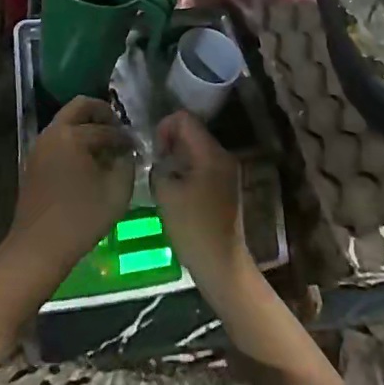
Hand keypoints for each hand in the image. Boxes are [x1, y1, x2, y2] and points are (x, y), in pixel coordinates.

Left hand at [8, 97, 134, 269]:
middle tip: (119, 130)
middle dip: (102, 113)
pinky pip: (58, 136)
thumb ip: (126, 165)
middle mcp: (53, 131)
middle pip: (80, 106)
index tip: (138, 148)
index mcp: (72, 135)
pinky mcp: (35, 158)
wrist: (39, 246)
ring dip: (87, 125)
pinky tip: (88, 161)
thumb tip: (127, 152)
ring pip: (67, 120)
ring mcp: (40, 144)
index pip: (106, 129)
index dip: (125, 138)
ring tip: (106, 147)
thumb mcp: (116, 193)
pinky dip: (74, 138)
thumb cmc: (81, 219)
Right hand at [152, 110, 245, 284]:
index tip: (156, 152)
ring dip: (178, 158)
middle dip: (170, 143)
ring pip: (197, 149)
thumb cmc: (193, 228)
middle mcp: (223, 156)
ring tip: (164, 180)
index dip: (164, 128)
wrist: (223, 266)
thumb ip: (159, 165)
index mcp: (211, 153)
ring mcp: (228, 172)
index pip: (184, 118)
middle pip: (192, 132)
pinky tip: (177, 192)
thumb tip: (160, 158)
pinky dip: (187, 171)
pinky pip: (203, 165)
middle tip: (156, 165)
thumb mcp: (166, 192)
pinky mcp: (226, 188)